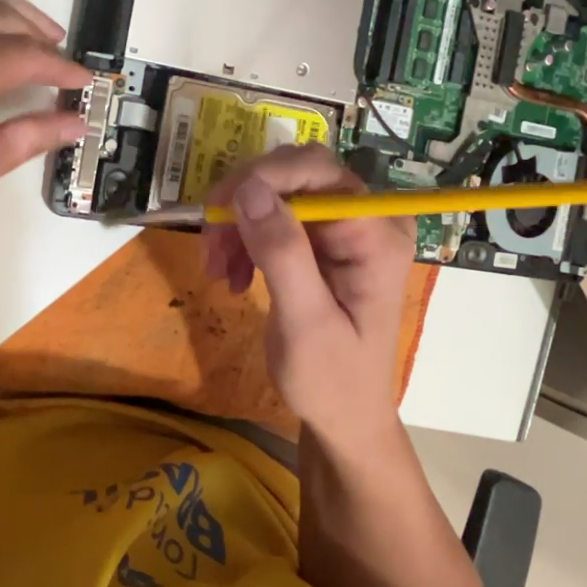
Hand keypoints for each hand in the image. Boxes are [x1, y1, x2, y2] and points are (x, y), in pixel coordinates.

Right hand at [204, 144, 417, 436]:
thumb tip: (249, 188)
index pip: (317, 169)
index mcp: (376, 233)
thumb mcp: (305, 323)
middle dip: (244, 201)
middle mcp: (367, 216)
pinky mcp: (325, 238)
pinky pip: (274, 213)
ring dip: (237, 223)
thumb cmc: (332, 380)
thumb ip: (282, 253)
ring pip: (277, 189)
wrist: (343, 416)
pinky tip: (233, 275)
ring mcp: (346, 225)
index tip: (217, 214)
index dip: (262, 178)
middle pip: (295, 172)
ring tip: (218, 271)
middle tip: (210, 246)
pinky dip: (244, 236)